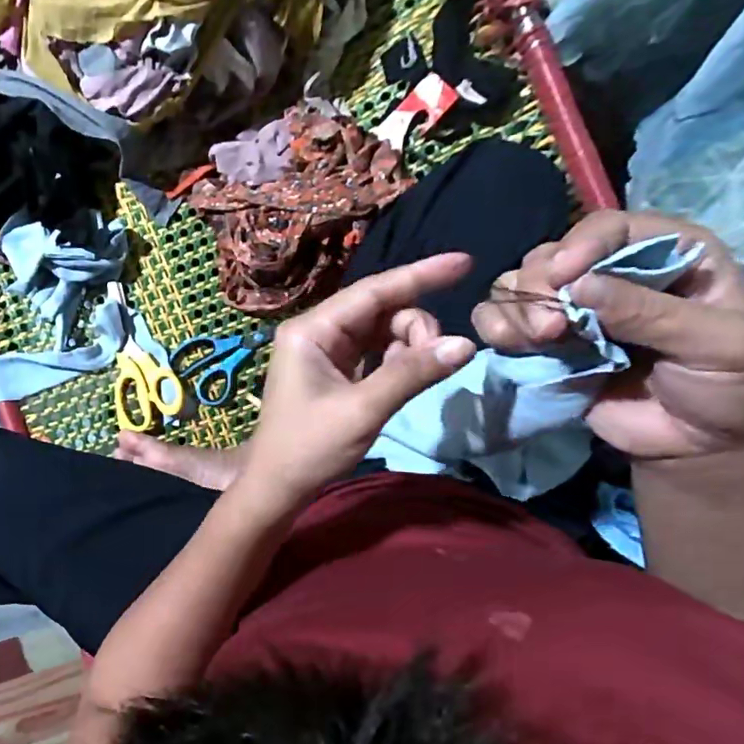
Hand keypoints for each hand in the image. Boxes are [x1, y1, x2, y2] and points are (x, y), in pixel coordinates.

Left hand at [235, 254, 478, 503]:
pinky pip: (375, 349)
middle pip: (380, 308)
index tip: (464, 262)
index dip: (418, 275)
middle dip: (415, 325)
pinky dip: (397, 358)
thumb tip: (465, 343)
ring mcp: (322, 351)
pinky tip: (406, 375)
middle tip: (437, 359)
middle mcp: (313, 332)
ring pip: (381, 329)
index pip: (370, 292)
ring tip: (416, 375)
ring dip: (409, 344)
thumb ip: (412, 373)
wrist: (278, 482)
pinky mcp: (333, 370)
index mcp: (309, 331)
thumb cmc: (310, 445)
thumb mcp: (364, 408)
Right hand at [473, 210, 743, 462]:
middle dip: (538, 286)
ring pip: (513, 285)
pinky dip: (494, 328)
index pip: (611, 227)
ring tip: (537, 341)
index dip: (582, 243)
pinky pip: (496, 320)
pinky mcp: (541, 343)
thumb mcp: (718, 345)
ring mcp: (569, 310)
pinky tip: (514, 347)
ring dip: (514, 310)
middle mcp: (610, 276)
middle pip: (548, 256)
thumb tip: (578, 284)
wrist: (708, 446)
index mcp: (667, 258)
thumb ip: (650, 313)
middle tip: (552, 328)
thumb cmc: (737, 387)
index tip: (563, 277)